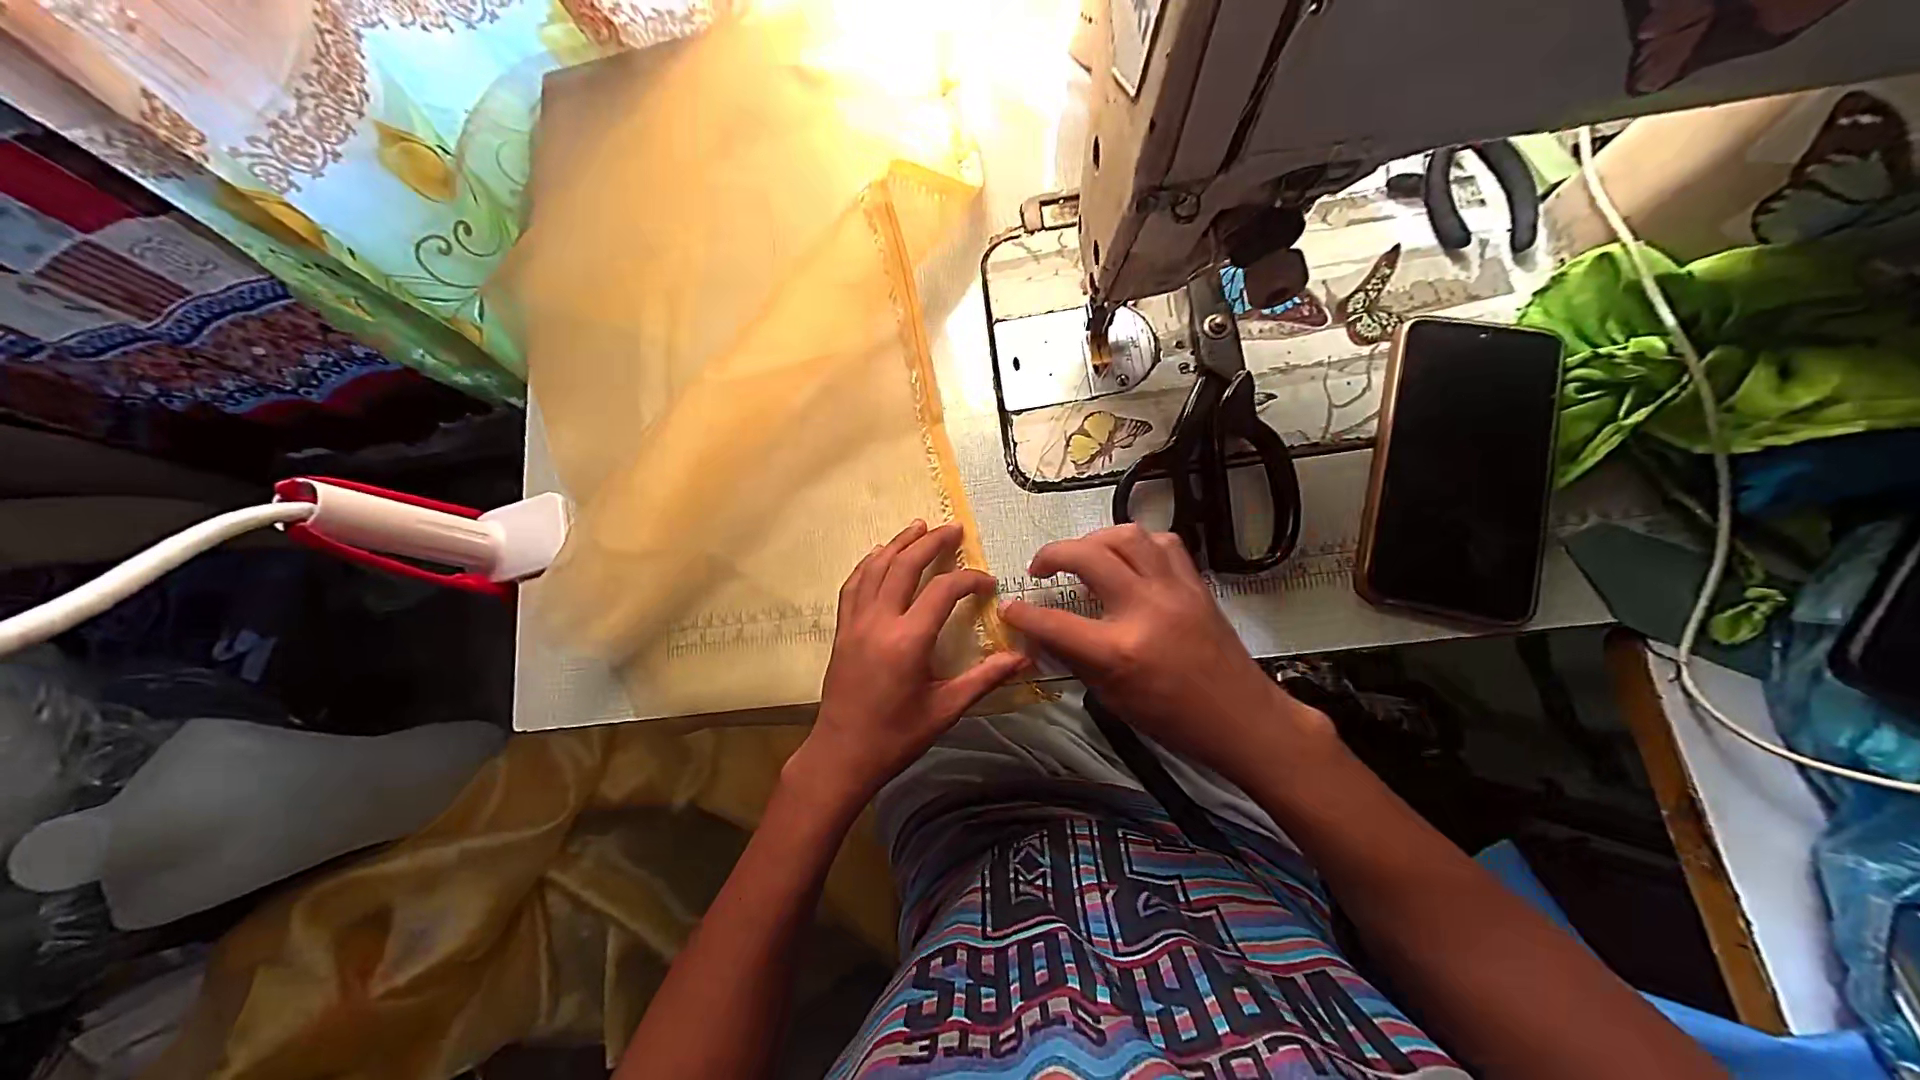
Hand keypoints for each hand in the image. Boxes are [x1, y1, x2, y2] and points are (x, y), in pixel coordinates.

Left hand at [785, 521, 1029, 807]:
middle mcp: (879, 622)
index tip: (988, 583)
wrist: (842, 754)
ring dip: (898, 543)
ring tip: (918, 526)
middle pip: (904, 565)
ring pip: (875, 568)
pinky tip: (879, 554)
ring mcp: (855, 623)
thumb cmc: (897, 736)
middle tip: (953, 527)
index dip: (969, 579)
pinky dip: (868, 563)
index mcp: (908, 640)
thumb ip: (985, 678)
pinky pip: (853, 584)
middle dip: (931, 542)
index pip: (942, 590)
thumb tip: (1024, 658)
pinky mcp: (841, 630)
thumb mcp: (946, 710)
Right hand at [998, 525, 1333, 782]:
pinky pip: (1163, 544)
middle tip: (1040, 568)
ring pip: (1127, 536)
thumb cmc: (1174, 719)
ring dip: (1094, 539)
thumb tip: (1044, 634)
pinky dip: (1138, 544)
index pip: (1055, 622)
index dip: (1023, 613)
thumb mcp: (1113, 699)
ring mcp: (1174, 591)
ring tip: (1083, 555)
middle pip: (1087, 557)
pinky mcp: (1195, 584)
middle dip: (1052, 554)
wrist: (1242, 718)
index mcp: (1119, 650)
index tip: (1009, 607)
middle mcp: (1145, 609)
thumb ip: (1076, 660)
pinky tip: (1129, 559)